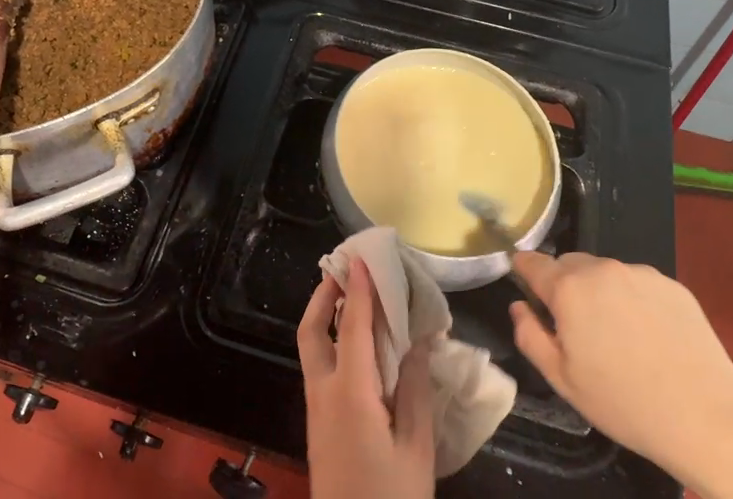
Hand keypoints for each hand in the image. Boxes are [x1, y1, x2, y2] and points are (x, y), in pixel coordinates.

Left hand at [298, 260, 434, 498]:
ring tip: (352, 297)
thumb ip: (416, 390)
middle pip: (312, 331)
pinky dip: (333, 342)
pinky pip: (321, 369)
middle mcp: (324, 393)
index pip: (351, 326)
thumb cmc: (391, 495)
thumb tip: (419, 342)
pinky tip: (358, 344)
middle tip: (344, 270)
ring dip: (326, 317)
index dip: (358, 290)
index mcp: (350, 392)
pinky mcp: (319, 426)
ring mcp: (316, 411)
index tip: (362, 257)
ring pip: (312, 349)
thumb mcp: (416, 447)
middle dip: (323, 296)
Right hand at [509, 252, 732, 466]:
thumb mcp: (563, 380)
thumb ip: (530, 336)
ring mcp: (642, 274)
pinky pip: (638, 284)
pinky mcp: (674, 286)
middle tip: (574, 325)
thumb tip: (520, 307)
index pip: (533, 262)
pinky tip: (648, 336)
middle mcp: (604, 270)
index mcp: (570, 289)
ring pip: (605, 273)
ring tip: (617, 335)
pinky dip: (632, 300)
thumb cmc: (624, 403)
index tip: (522, 283)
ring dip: (599, 292)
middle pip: (570, 264)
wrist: (707, 419)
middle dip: (563, 285)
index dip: (523, 270)